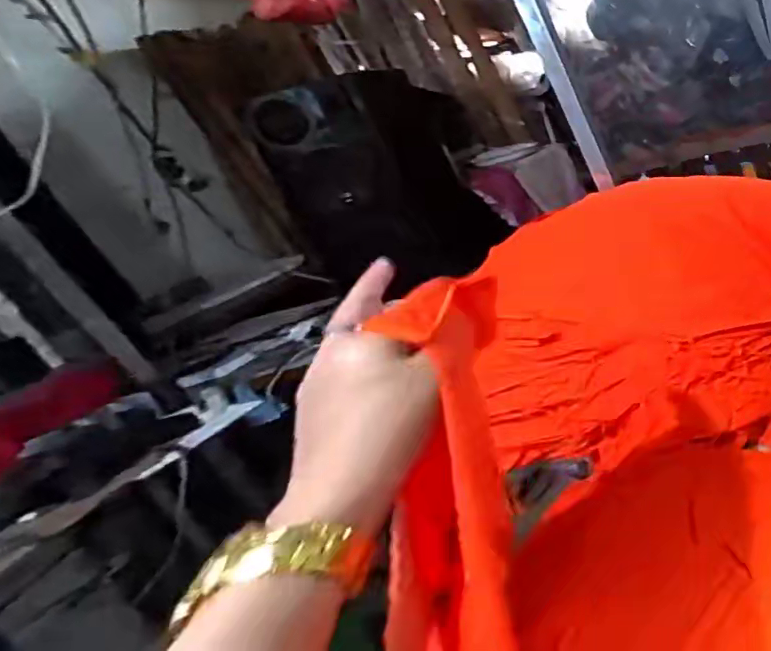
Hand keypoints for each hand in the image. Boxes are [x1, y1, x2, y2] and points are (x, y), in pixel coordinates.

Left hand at [268, 259, 436, 531]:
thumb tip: (459, 315)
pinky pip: (345, 371)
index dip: (405, 286)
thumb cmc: (388, 428)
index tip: (399, 268)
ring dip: (372, 331)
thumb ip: (449, 340)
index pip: (393, 299)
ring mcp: (315, 384)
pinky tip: (377, 375)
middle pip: (363, 315)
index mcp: (359, 334)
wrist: (334, 502)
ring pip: (351, 344)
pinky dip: (364, 362)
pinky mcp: (311, 414)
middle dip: (383, 302)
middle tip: (401, 294)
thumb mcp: (432, 378)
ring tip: (390, 329)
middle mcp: (332, 350)